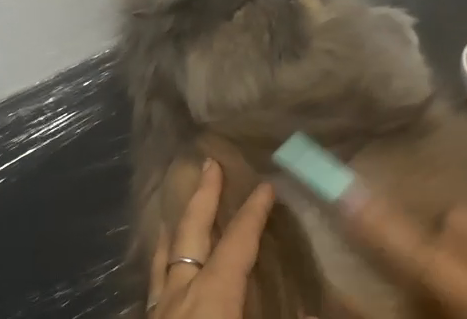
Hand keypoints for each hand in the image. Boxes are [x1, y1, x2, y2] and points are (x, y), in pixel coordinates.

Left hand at [145, 159, 279, 318]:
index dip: (253, 213)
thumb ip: (284, 318)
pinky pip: (153, 282)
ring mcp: (158, 308)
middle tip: (209, 163)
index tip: (265, 185)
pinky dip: (160, 263)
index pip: (237, 243)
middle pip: (191, 233)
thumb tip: (312, 310)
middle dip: (202, 196)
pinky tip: (163, 267)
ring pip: (164, 256)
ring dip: (176, 227)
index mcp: (214, 294)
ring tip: (177, 206)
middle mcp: (181, 291)